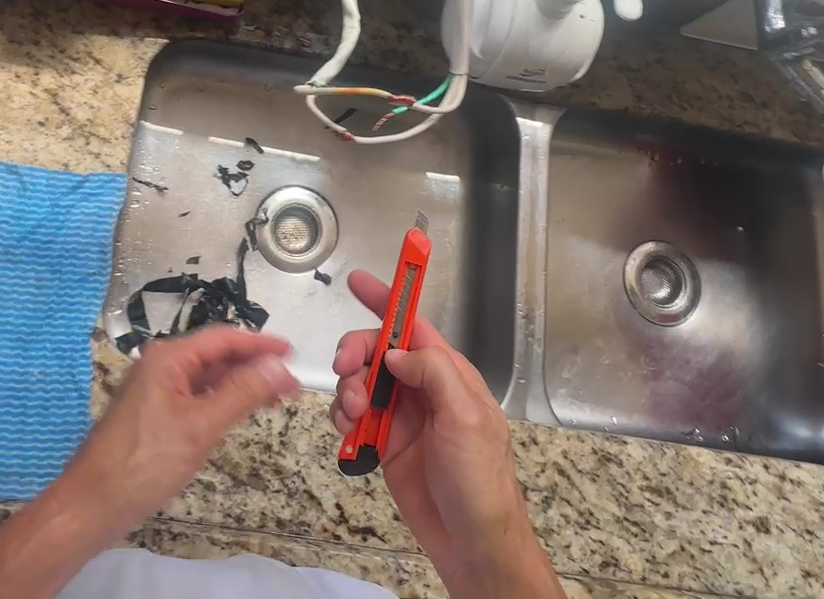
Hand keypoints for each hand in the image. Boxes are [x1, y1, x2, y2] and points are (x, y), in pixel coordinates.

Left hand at [65, 324, 298, 536]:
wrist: (91, 506)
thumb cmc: (144, 463)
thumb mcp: (200, 427)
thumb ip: (242, 393)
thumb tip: (278, 365)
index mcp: (168, 358)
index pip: (223, 338)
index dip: (260, 343)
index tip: (291, 351)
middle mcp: (161, 365)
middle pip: (215, 355)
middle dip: (252, 364)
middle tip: (288, 379)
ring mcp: (155, 389)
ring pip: (206, 377)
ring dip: (239, 382)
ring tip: (273, 395)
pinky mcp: (153, 413)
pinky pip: (195, 396)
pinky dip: (220, 399)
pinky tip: (237, 412)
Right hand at [331, 269, 562, 598]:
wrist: (471, 543)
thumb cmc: (480, 480)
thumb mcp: (466, 417)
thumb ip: (433, 372)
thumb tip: (395, 353)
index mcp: (447, 373)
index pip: (413, 323)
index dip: (387, 298)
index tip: (358, 280)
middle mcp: (422, 387)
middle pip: (377, 349)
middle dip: (356, 352)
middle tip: (346, 370)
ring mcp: (401, 414)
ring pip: (360, 380)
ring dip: (348, 389)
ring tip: (354, 416)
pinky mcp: (385, 441)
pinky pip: (353, 415)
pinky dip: (343, 417)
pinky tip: (349, 432)